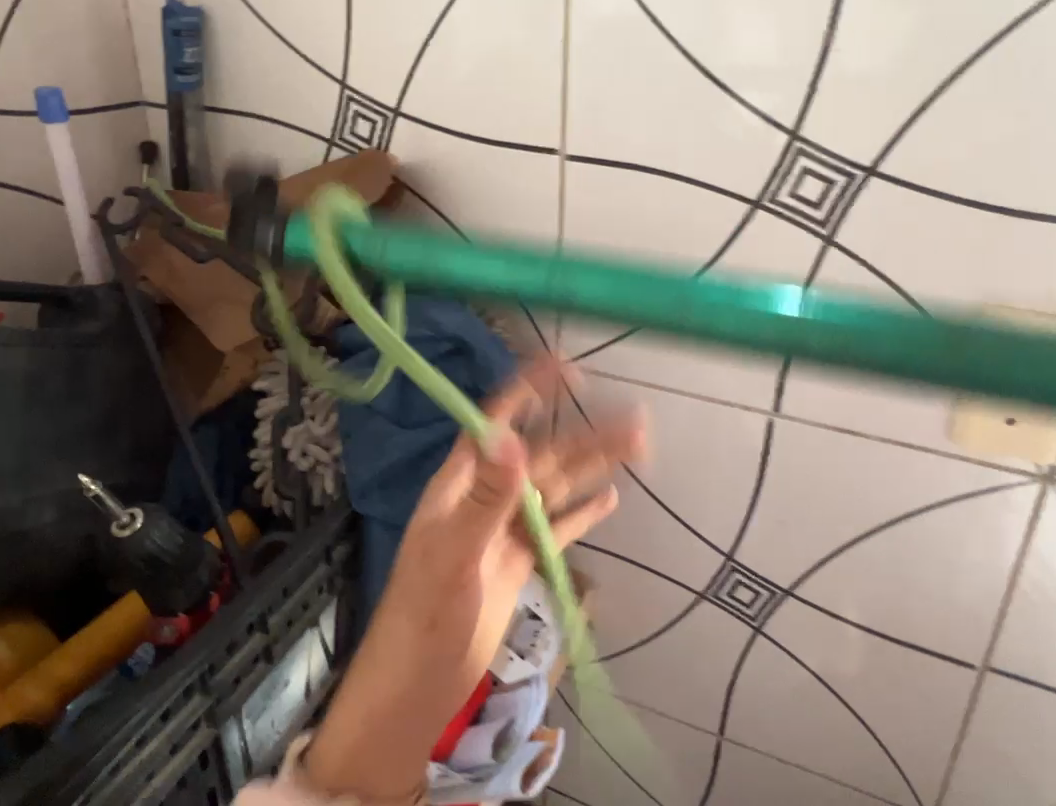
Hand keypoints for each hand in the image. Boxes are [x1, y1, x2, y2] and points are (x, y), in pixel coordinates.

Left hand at [304, 359, 646, 800]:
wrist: (416, 688)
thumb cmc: (424, 618)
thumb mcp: (452, 555)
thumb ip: (485, 498)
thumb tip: (511, 436)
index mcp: (462, 483)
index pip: (498, 420)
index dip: (531, 390)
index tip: (570, 366)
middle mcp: (486, 496)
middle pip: (543, 453)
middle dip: (586, 434)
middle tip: (639, 422)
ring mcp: (504, 530)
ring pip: (557, 486)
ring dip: (594, 467)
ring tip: (638, 447)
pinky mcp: (519, 562)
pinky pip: (558, 527)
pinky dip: (583, 511)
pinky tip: (610, 497)